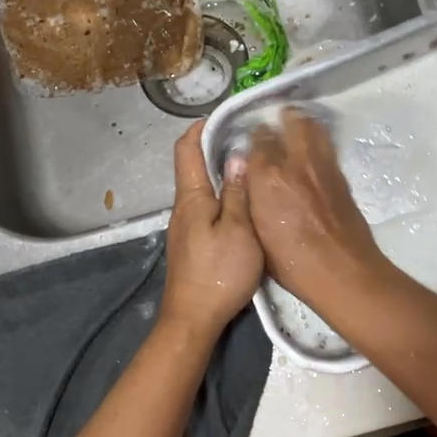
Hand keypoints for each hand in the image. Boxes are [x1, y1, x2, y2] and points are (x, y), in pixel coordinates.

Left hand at [162, 121, 262, 338]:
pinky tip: (245, 203)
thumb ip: (238, 193)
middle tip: (249, 138)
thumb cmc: (218, 273)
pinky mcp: (193, 244)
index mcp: (192, 198)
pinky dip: (223, 195)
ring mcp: (186, 227)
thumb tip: (236, 154)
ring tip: (252, 166)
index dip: (201, 127)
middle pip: (193, 166)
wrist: (193, 320)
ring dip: (221, 173)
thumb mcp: (239, 231)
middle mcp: (184, 207)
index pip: (186, 149)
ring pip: (202, 189)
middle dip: (216, 147)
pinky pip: (207, 208)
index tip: (225, 116)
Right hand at [242, 107, 398, 307]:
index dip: (252, 137)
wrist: (342, 271)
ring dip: (301, 122)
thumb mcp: (255, 234)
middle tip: (273, 125)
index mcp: (267, 176)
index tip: (250, 142)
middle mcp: (295, 162)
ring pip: (312, 126)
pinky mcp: (340, 174)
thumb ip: (248, 200)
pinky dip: (318, 137)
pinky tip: (313, 146)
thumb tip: (245, 180)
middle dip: (279, 120)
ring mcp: (321, 165)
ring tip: (295, 125)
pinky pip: (327, 143)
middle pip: (288, 122)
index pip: (257, 139)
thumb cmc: (292, 262)